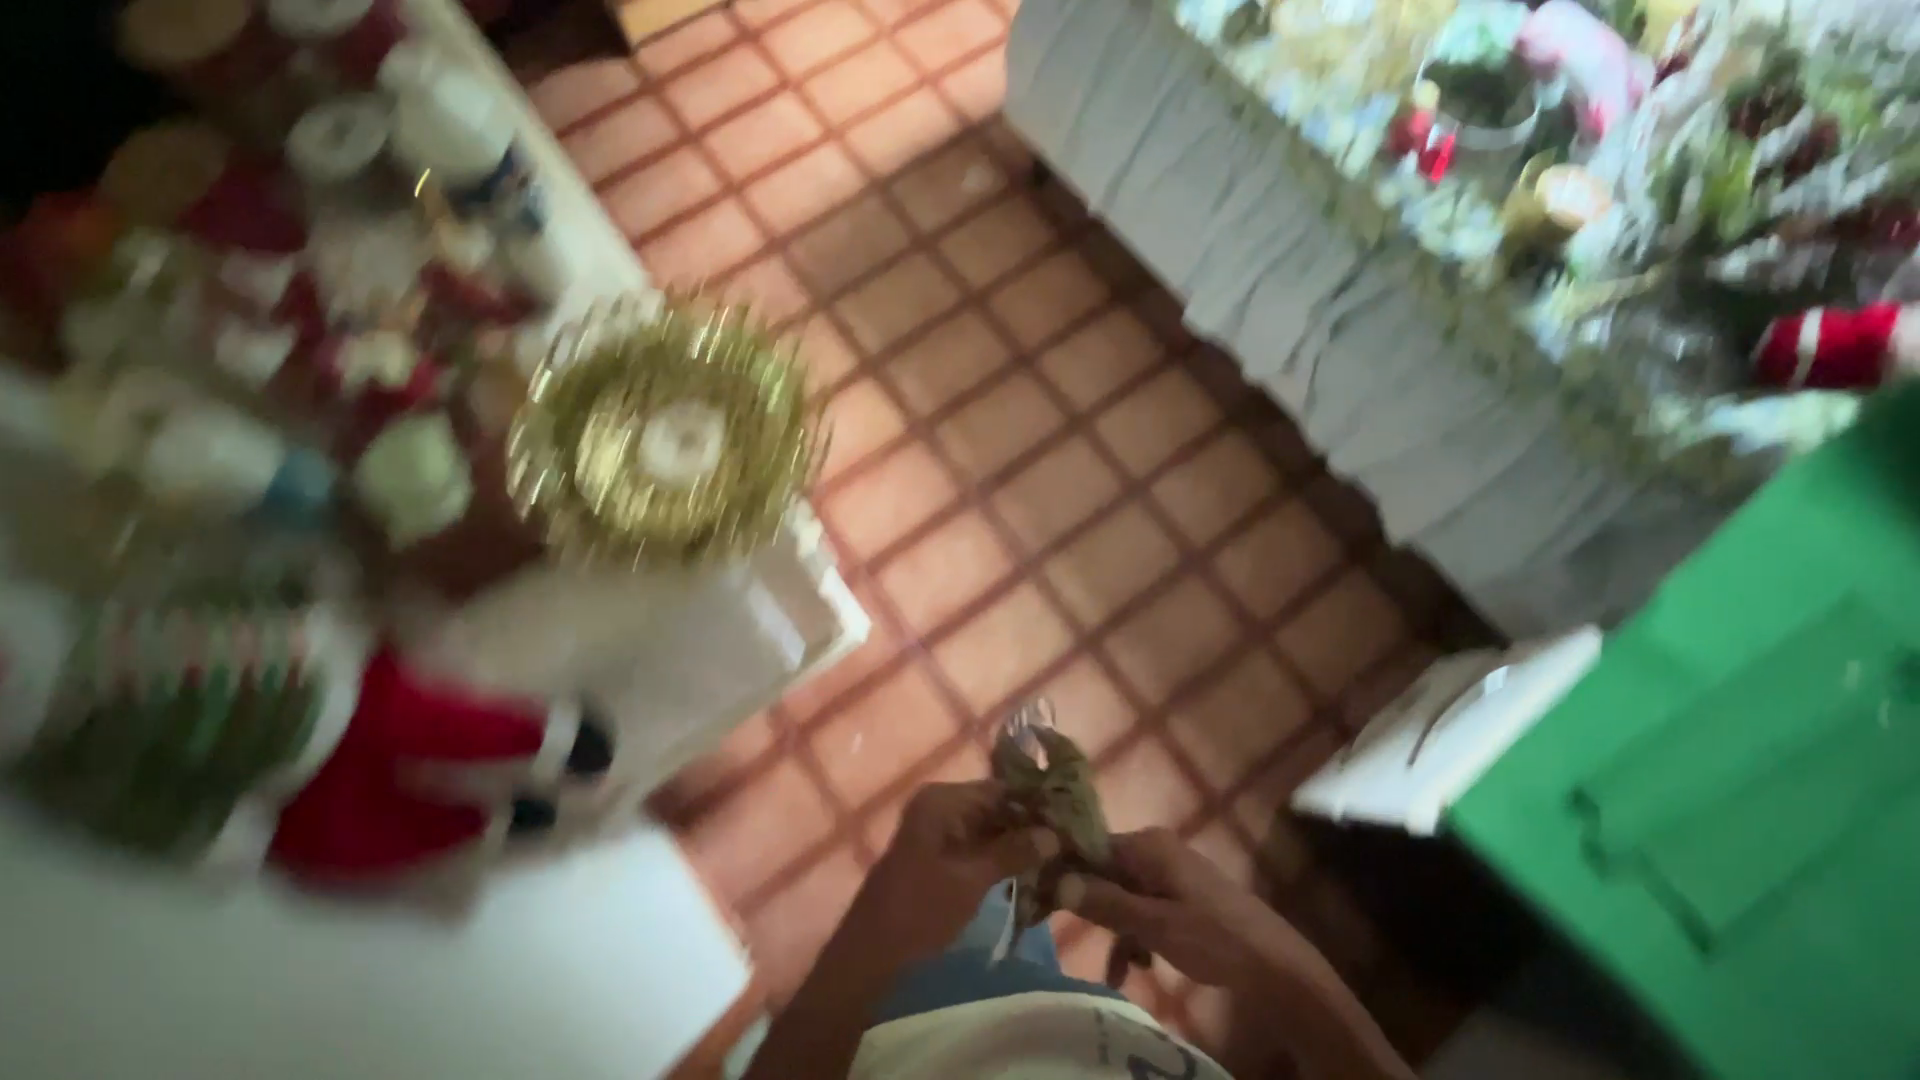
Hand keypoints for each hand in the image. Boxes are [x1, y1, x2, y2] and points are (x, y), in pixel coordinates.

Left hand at [840, 780, 1058, 973]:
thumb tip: (1055, 833)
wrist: (870, 958)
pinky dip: (1001, 859)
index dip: (1036, 805)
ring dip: (1019, 845)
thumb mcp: (970, 880)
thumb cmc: (918, 912)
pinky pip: (977, 849)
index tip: (1073, 821)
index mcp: (942, 800)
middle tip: (1071, 844)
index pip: (1002, 789)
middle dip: (1030, 826)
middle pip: (996, 808)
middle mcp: (939, 807)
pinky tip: (1032, 873)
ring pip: (989, 830)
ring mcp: (937, 833)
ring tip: (1060, 859)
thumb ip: (1013, 852)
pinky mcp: (938, 859)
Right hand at [1060, 827, 1322, 991]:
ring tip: (1113, 970)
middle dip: (1090, 905)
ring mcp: (1172, 872)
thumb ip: (1105, 902)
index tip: (1043, 896)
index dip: (1065, 869)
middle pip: (1106, 870)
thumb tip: (1056, 879)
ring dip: (1116, 929)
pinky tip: (1133, 968)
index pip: (1090, 845)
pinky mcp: (1183, 895)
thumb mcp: (1153, 924)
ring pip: (1125, 893)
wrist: (1275, 965)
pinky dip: (1137, 934)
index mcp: (1148, 845)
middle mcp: (1156, 849)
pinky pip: (1146, 907)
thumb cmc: (1212, 937)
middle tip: (1068, 933)